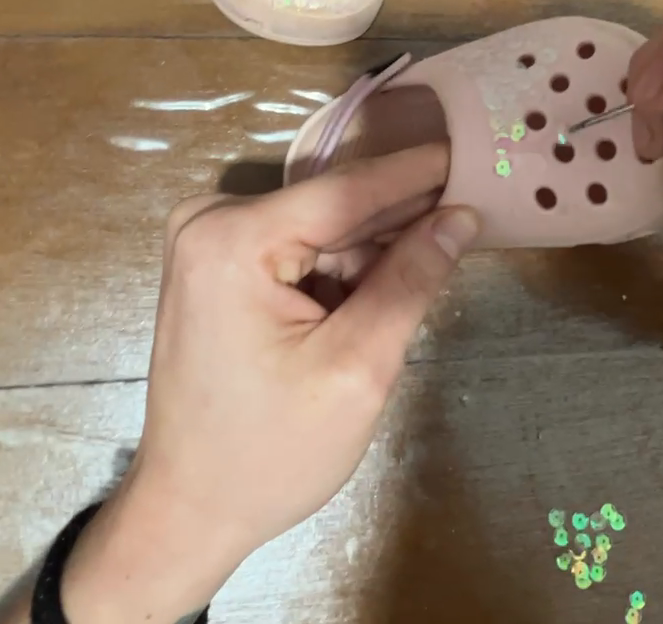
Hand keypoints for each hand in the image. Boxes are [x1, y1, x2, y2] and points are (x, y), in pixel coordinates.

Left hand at [61, 144, 473, 623]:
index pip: (347, 189)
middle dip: (403, 215)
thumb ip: (409, 282)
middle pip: (334, 207)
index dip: (416, 172)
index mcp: (233, 239)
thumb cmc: (270, 452)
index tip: (472, 152)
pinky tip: (387, 281)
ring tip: (440, 252)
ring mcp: (212, 238)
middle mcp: (213, 220)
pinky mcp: (220, 261)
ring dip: (378, 246)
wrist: (190, 510)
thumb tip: (460, 217)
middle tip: (473, 209)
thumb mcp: (356, 368)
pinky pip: (303, 246)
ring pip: (324, 227)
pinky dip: (347, 265)